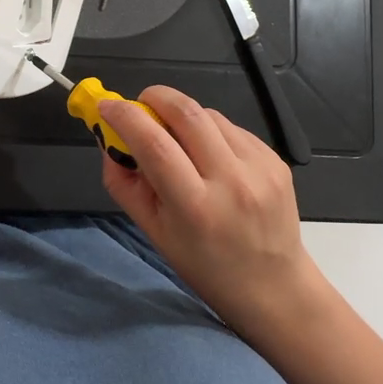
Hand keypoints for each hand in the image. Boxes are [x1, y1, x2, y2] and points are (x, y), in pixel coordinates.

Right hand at [100, 86, 314, 337]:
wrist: (274, 286)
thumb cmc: (204, 265)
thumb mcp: (152, 231)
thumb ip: (124, 182)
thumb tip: (109, 136)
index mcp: (195, 207)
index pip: (155, 144)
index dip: (125, 117)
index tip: (106, 106)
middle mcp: (231, 182)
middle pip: (187, 113)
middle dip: (156, 97)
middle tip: (142, 104)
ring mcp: (259, 168)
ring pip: (210, 115)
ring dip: (184, 116)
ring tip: (180, 142)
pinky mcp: (276, 160)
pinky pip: (232, 128)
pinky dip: (211, 132)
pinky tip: (211, 157)